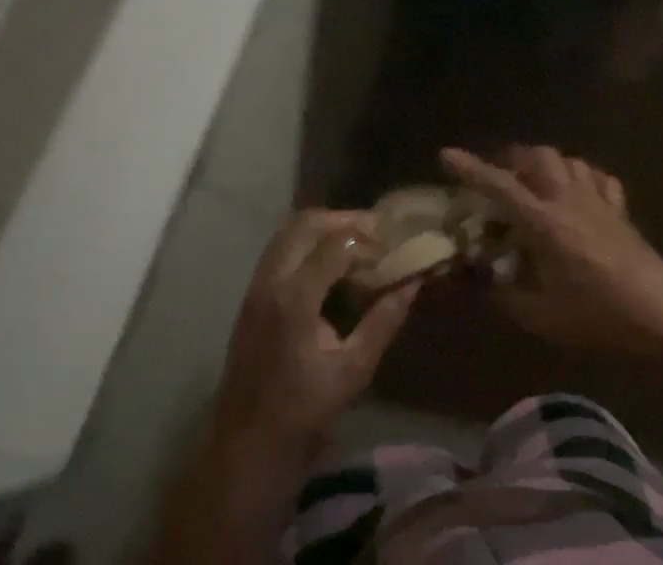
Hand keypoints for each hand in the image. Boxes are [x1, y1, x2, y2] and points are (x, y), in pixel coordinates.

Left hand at [215, 210, 419, 449]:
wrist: (249, 443)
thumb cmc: (305, 409)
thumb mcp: (355, 367)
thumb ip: (385, 319)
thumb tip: (413, 282)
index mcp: (295, 298)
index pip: (337, 243)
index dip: (370, 241)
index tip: (394, 253)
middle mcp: (270, 282)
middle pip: (305, 223)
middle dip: (345, 220)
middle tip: (378, 233)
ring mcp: (255, 288)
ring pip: (288, 232)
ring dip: (324, 229)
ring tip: (358, 245)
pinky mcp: (251, 298)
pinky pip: (279, 251)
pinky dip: (308, 245)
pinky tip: (333, 267)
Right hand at [440, 146, 662, 355]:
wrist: (659, 310)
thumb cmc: (597, 314)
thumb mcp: (541, 315)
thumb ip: (505, 295)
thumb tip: (481, 282)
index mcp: (544, 222)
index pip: (500, 186)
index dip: (472, 169)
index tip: (447, 154)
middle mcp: (570, 200)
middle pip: (539, 157)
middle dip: (513, 159)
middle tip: (497, 176)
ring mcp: (599, 201)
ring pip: (569, 160)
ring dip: (546, 163)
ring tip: (533, 182)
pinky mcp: (620, 210)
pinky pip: (598, 178)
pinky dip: (581, 176)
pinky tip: (577, 192)